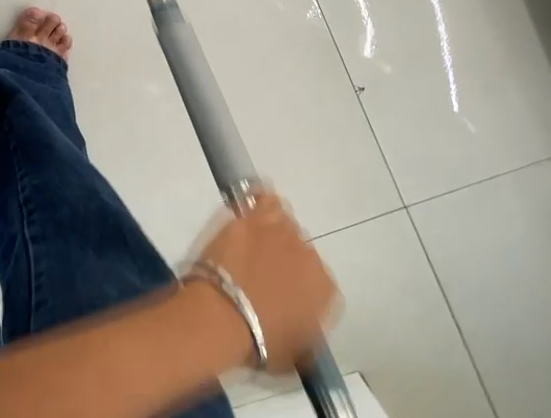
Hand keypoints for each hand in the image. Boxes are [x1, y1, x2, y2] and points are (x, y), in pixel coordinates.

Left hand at [189, 191, 337, 372]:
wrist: (224, 316)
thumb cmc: (261, 342)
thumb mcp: (297, 352)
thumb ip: (308, 331)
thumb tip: (301, 325)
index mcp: (326, 290)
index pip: (317, 277)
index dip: (296, 280)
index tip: (280, 286)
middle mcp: (309, 256)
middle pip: (298, 246)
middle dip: (282, 254)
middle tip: (260, 266)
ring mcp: (278, 232)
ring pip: (281, 219)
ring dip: (270, 227)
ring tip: (253, 237)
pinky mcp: (249, 218)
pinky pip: (260, 198)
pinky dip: (257, 198)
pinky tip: (249, 203)